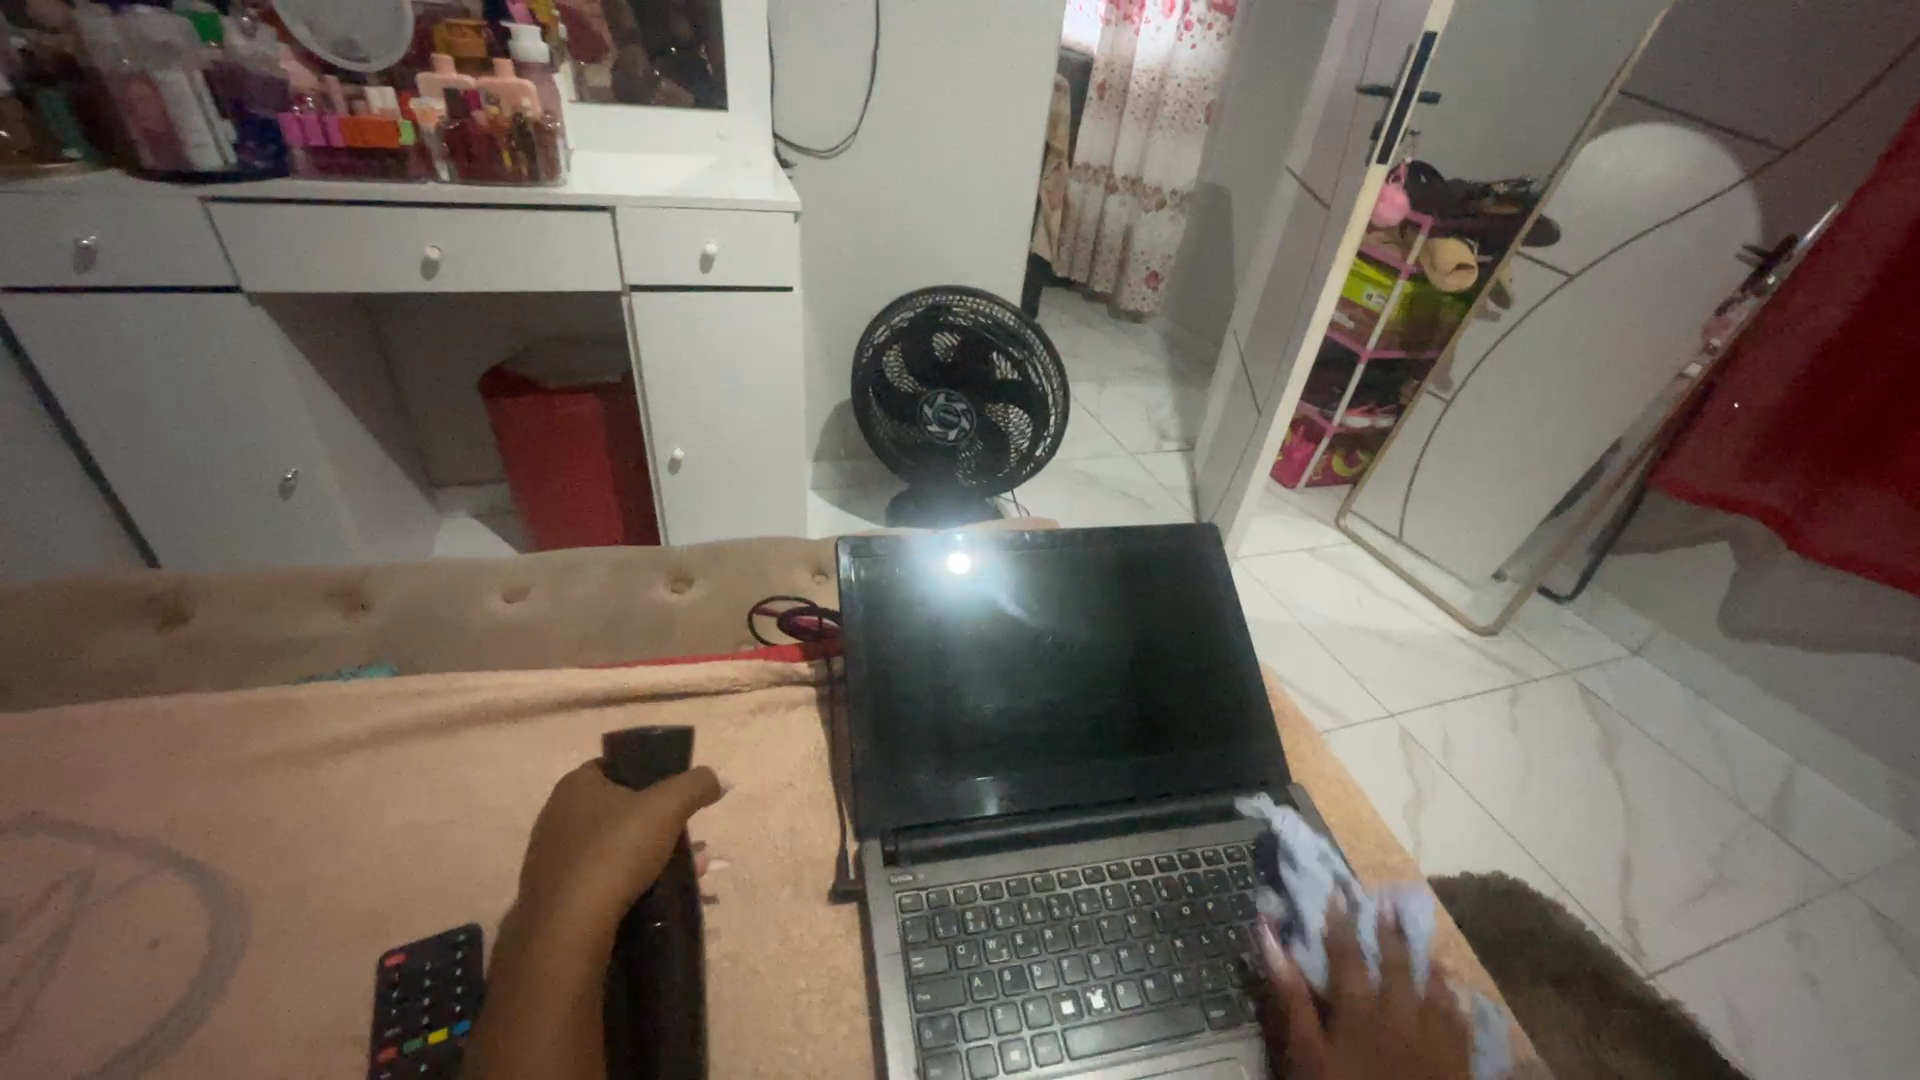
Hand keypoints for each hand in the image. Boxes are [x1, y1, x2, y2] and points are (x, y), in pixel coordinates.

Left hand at [511, 760, 725, 931]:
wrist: (567, 929)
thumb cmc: (615, 851)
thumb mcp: (668, 807)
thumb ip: (696, 785)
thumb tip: (717, 781)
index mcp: (575, 786)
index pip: (615, 766)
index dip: (648, 773)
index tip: (675, 792)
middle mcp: (557, 817)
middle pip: (621, 809)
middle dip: (660, 822)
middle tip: (690, 837)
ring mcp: (554, 859)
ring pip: (616, 847)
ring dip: (654, 854)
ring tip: (690, 869)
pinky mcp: (557, 895)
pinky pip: (604, 878)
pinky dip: (633, 881)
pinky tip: (662, 892)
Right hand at [1258, 903, 1471, 1079]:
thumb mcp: (1306, 1052)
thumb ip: (1291, 996)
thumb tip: (1270, 937)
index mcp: (1360, 1010)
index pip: (1347, 956)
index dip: (1341, 924)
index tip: (1338, 893)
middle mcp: (1401, 1016)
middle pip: (1397, 967)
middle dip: (1390, 934)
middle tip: (1387, 903)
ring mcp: (1435, 1042)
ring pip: (1435, 991)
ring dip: (1428, 963)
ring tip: (1425, 941)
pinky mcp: (1459, 1068)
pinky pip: (1462, 1026)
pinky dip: (1458, 1004)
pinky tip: (1459, 994)